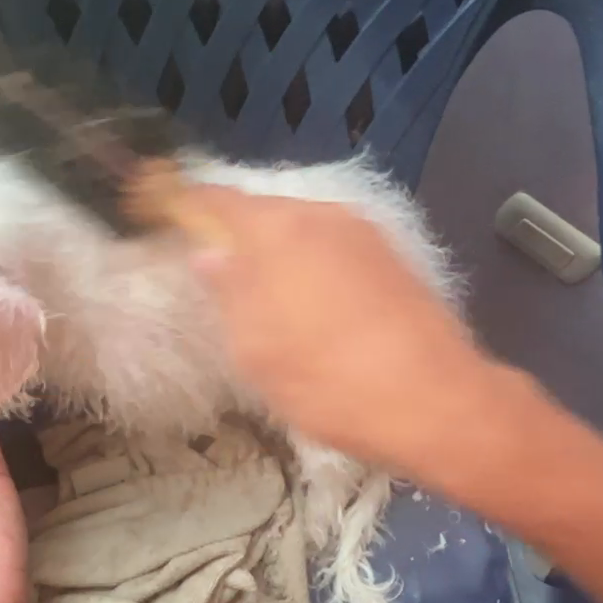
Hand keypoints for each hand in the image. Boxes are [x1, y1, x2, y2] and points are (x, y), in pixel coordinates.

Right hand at [172, 186, 531, 492]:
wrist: (437, 402)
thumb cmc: (330, 381)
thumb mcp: (257, 350)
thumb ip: (227, 292)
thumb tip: (208, 255)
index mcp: (279, 230)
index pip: (218, 200)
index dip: (187, 204)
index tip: (165, 213)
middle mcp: (324, 216)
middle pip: (265, 213)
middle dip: (237, 236)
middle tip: (217, 271)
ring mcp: (365, 233)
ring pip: (303, 230)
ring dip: (277, 252)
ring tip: (265, 296)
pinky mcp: (394, 257)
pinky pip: (335, 248)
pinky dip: (313, 265)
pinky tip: (313, 305)